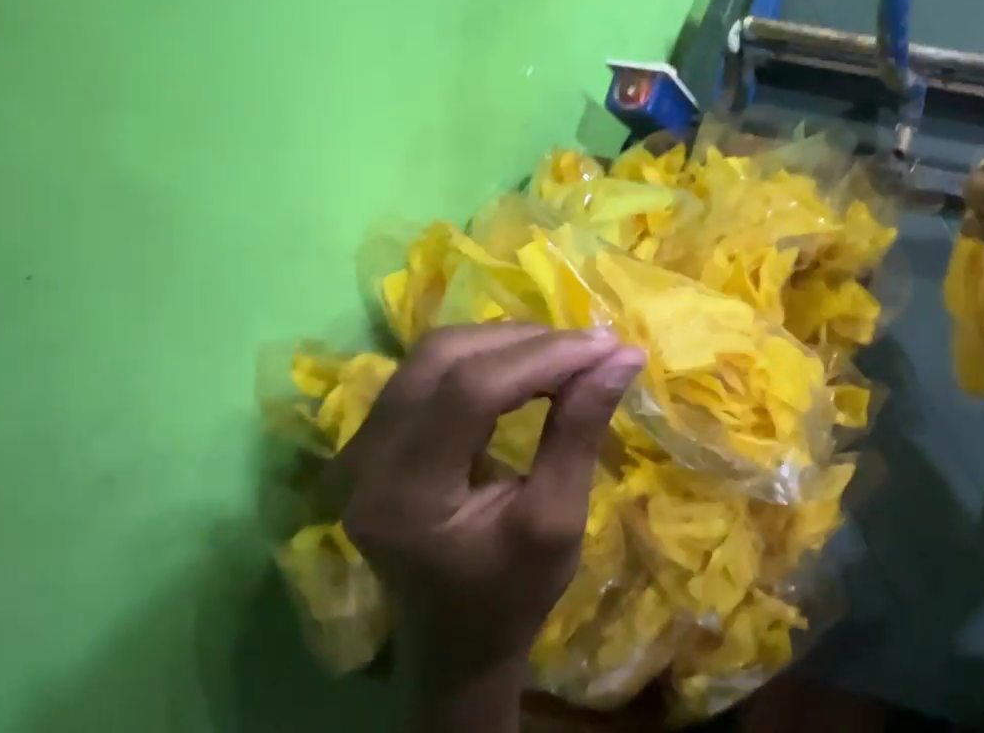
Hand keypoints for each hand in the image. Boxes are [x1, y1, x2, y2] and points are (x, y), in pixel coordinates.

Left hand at [332, 324, 643, 725]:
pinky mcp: (374, 440)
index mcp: (405, 495)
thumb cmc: (513, 592)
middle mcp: (365, 461)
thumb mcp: (558, 519)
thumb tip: (624, 355)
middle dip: (527, 341)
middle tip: (594, 348)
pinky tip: (530, 368)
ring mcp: (360, 448)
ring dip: (508, 342)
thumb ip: (580, 432)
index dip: (545, 356)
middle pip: (443, 357)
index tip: (610, 346)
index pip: (470, 391)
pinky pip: (428, 371)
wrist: (458, 642)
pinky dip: (487, 357)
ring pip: (434, 353)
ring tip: (570, 355)